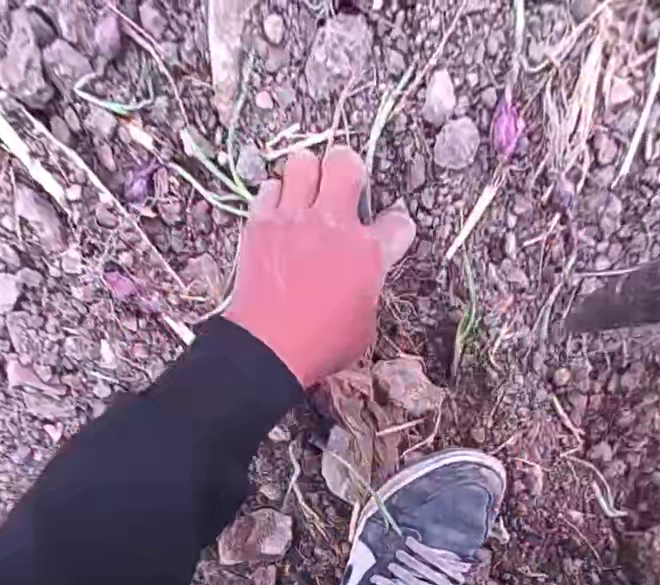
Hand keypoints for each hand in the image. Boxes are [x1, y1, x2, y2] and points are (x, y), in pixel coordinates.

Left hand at [225, 145, 415, 385]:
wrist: (270, 347)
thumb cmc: (321, 344)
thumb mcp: (364, 324)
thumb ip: (368, 288)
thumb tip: (363, 279)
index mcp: (369, 254)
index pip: (398, 223)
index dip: (398, 227)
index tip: (392, 231)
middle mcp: (333, 226)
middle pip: (346, 163)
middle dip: (350, 171)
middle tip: (347, 189)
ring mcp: (294, 220)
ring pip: (303, 162)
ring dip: (310, 175)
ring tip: (310, 196)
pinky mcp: (261, 224)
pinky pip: (270, 188)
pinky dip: (278, 196)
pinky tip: (283, 216)